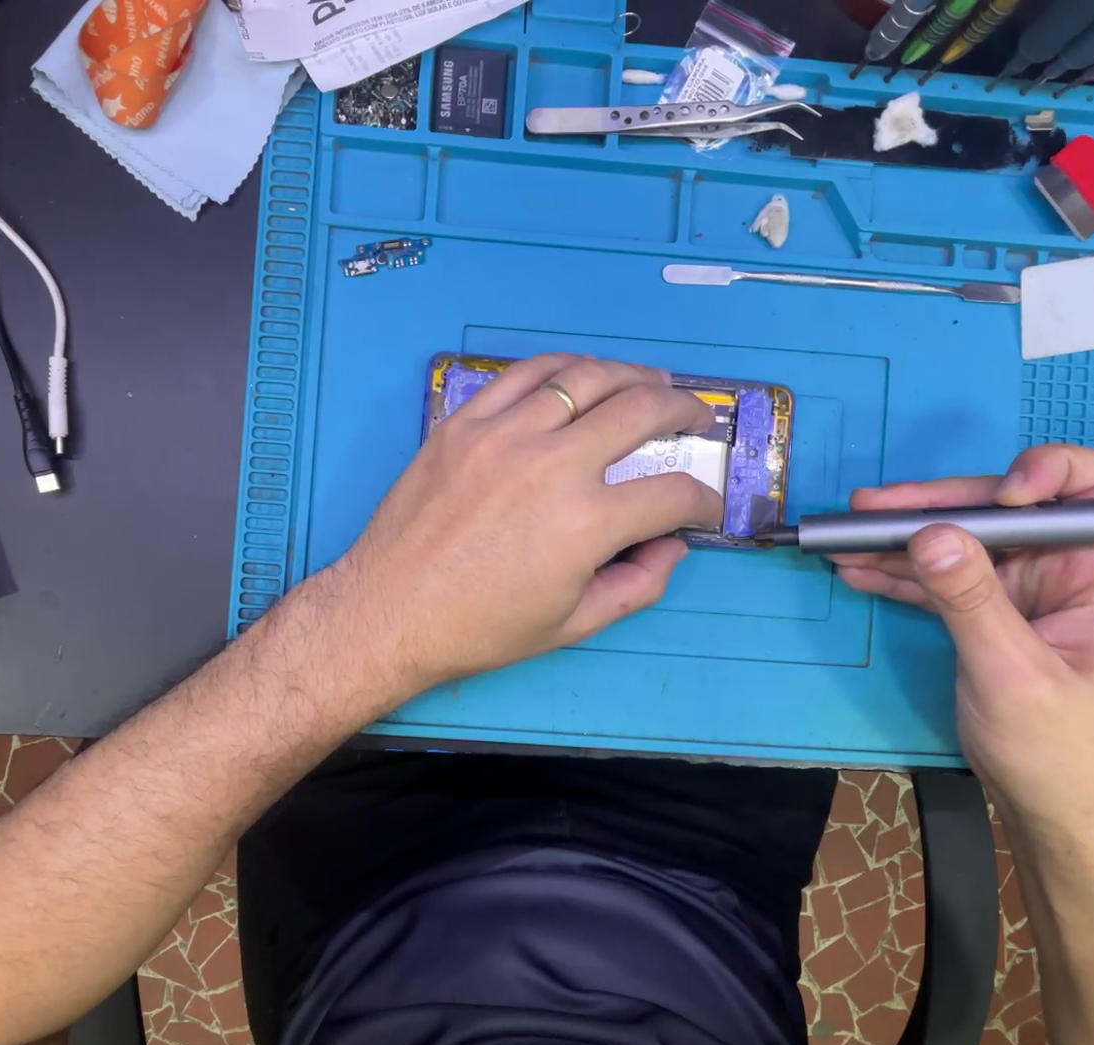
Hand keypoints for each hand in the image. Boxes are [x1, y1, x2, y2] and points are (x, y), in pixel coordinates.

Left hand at [310, 354, 721, 699]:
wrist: (390, 610)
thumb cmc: (482, 628)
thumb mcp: (573, 625)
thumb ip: (639, 584)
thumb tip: (673, 544)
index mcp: (587, 524)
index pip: (674, 495)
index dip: (703, 501)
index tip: (704, 506)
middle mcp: (553, 465)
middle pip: (642, 411)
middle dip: (685, 412)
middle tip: (695, 421)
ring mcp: (504, 435)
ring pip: (587, 377)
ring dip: (633, 376)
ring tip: (652, 384)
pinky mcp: (465, 422)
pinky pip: (526, 374)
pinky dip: (565, 367)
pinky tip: (583, 374)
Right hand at [830, 446, 1093, 833]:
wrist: (1045, 807)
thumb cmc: (1055, 750)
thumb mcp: (1011, 674)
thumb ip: (972, 602)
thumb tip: (929, 535)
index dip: (1047, 475)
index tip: (993, 497)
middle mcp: (1068, 570)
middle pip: (1002, 512)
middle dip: (935, 507)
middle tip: (870, 509)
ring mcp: (1024, 590)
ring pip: (961, 542)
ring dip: (900, 539)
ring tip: (843, 538)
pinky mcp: (987, 611)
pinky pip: (939, 577)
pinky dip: (897, 573)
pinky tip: (856, 569)